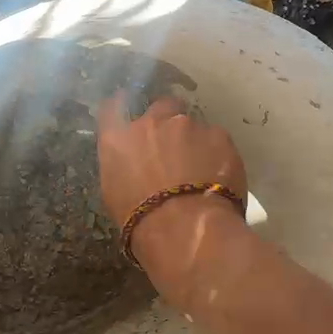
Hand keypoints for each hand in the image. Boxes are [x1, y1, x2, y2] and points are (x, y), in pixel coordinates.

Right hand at [96, 92, 249, 287]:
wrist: (183, 228)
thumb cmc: (138, 219)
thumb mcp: (114, 191)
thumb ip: (122, 164)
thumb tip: (132, 160)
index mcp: (118, 138)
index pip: (113, 106)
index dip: (121, 105)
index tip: (127, 108)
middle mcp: (151, 122)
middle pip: (161, 106)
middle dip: (167, 120)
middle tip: (173, 144)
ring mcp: (187, 125)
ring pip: (192, 125)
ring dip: (194, 140)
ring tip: (200, 168)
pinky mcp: (219, 135)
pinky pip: (216, 139)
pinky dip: (216, 153)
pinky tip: (217, 175)